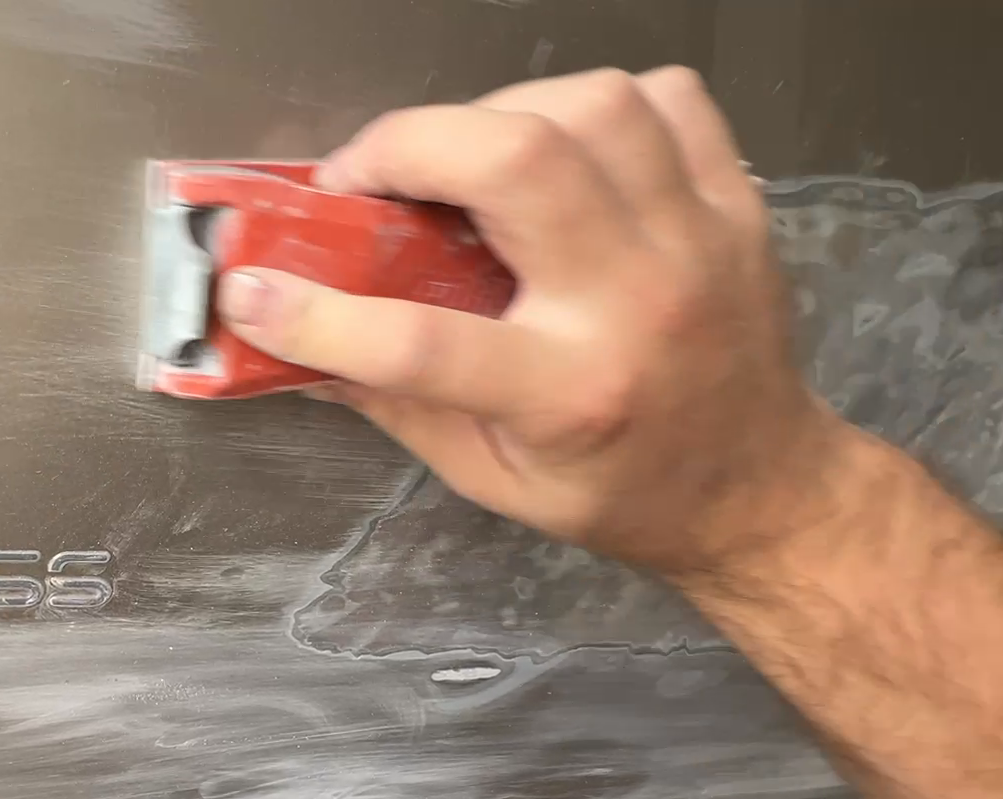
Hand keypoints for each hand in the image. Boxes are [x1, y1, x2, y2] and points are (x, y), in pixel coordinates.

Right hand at [217, 67, 852, 578]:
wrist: (753, 486)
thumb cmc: (609, 494)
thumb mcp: (483, 475)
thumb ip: (392, 407)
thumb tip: (300, 360)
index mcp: (564, 396)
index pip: (417, 346)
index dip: (316, 316)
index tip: (249, 290)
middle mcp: (636, 304)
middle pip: (520, 165)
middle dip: (409, 147)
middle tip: (356, 177)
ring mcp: (698, 240)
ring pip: (590, 108)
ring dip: (489, 117)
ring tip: (444, 161)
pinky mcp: (734, 203)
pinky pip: (662, 99)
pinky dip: (583, 107)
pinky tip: (543, 151)